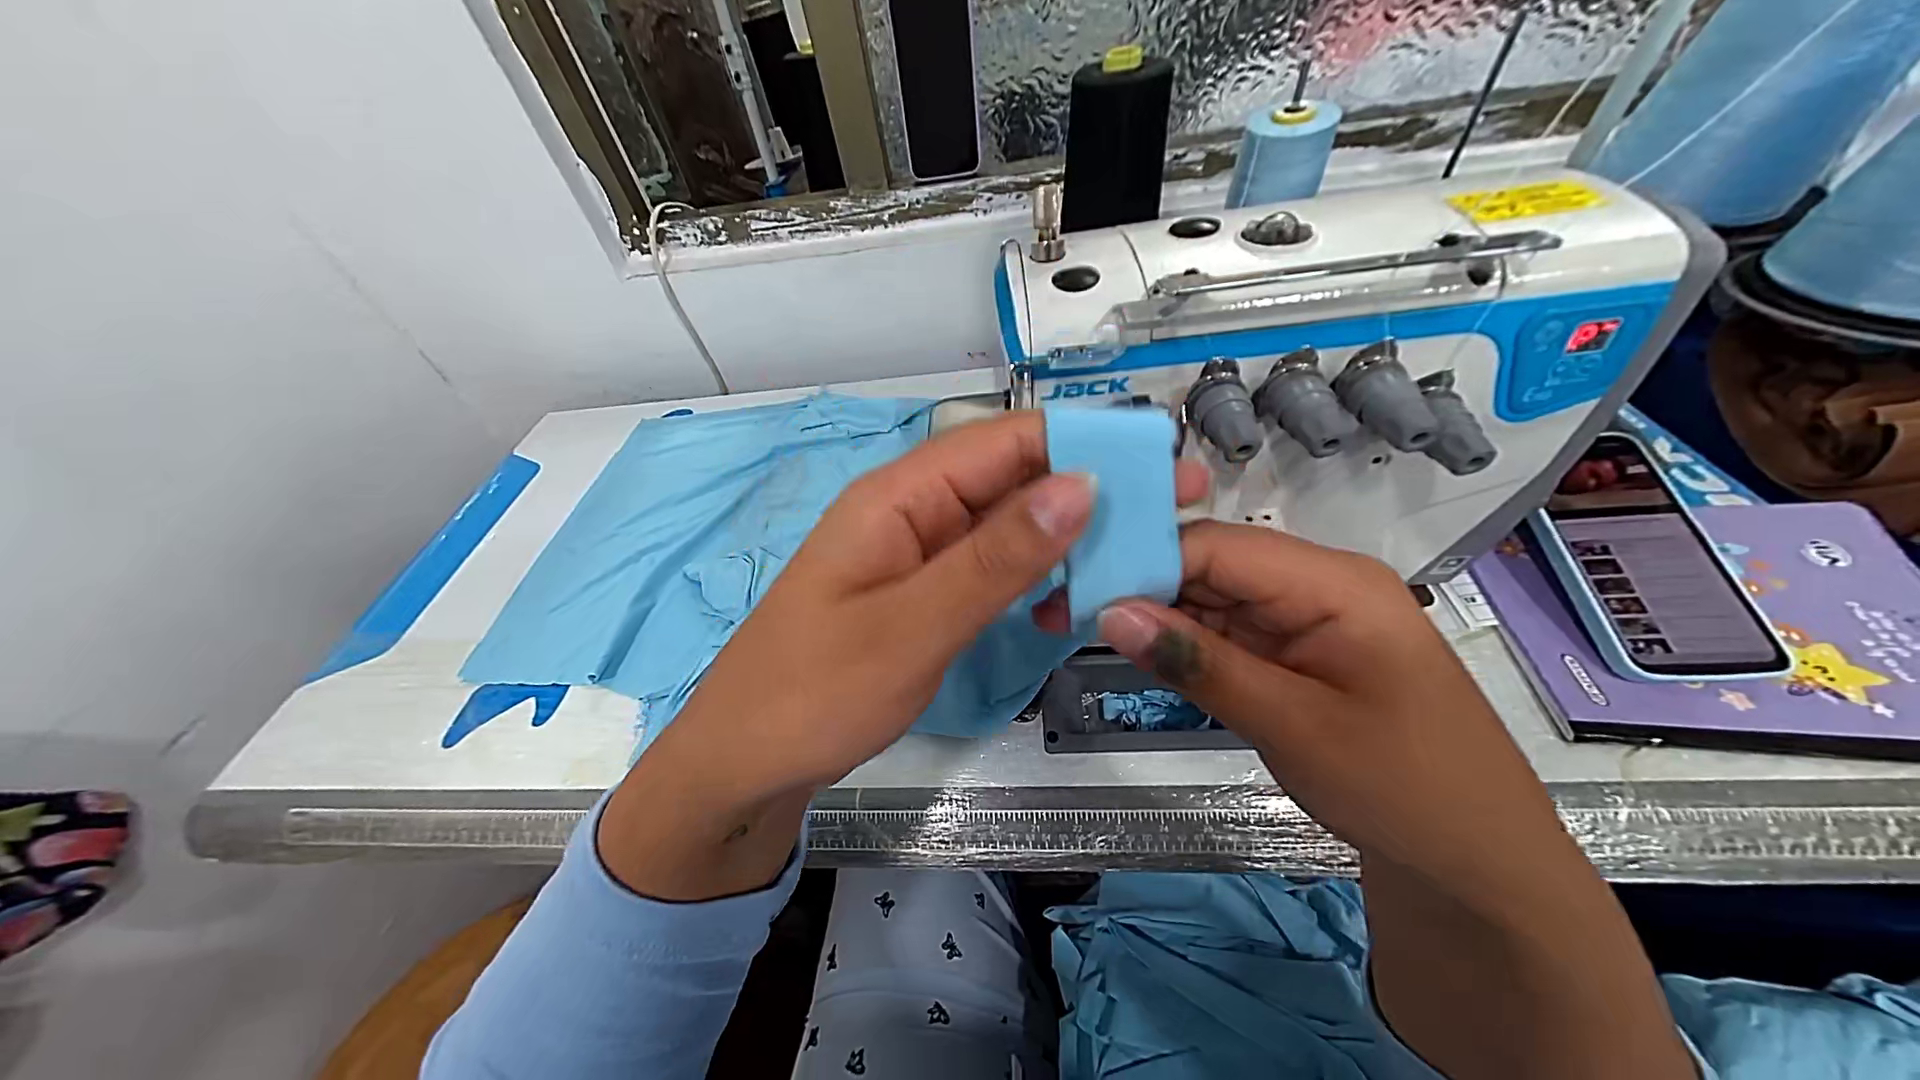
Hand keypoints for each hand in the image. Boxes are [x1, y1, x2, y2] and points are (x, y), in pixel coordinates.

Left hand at [601, 411, 1203, 898]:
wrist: (745, 766)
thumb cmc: (816, 694)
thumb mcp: (914, 625)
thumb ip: (997, 557)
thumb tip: (1081, 485)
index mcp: (900, 496)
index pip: (1007, 442)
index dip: (1087, 443)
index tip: (1164, 462)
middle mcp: (911, 512)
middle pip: (1013, 480)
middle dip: (1090, 491)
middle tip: (1175, 513)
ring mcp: (916, 555)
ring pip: (1007, 527)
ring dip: (1067, 538)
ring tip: (1139, 557)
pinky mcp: (921, 595)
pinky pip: (989, 569)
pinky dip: (1033, 577)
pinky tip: (1068, 601)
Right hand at [1090, 521, 1573, 909]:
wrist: (1476, 863)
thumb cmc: (1404, 788)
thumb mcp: (1293, 725)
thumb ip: (1199, 663)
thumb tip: (1110, 613)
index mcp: (1332, 582)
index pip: (1215, 546)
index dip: (1141, 559)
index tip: (1071, 584)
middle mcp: (1315, 584)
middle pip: (1209, 563)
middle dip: (1138, 581)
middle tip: (1059, 603)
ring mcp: (1304, 617)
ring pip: (1210, 595)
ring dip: (1152, 610)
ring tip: (1076, 620)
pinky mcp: (1293, 649)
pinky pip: (1225, 629)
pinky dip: (1180, 639)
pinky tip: (1131, 643)